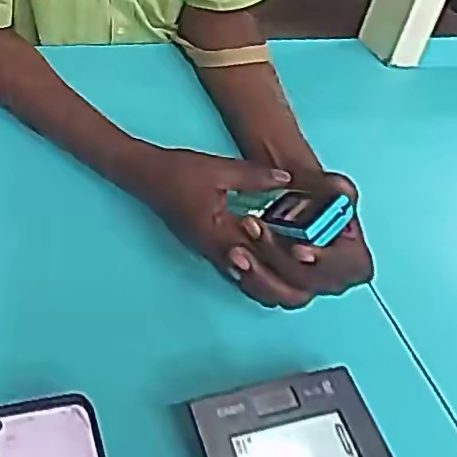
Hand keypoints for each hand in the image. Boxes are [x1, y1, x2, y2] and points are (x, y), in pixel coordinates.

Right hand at [121, 145, 317, 307]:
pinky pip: (237, 271)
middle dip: (285, 287)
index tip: (311, 257)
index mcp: (219, 234)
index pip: (261, 261)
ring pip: (247, 283)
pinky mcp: (207, 248)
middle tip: (312, 279)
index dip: (287, 262)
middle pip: (256, 284)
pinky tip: (270, 259)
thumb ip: (254, 176)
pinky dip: (257, 271)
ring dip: (272, 282)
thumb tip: (286, 179)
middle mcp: (215, 251)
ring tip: (297, 273)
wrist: (144, 175)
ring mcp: (209, 253)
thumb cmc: (177, 172)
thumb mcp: (218, 169)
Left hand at [233, 171, 373, 300]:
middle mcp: (328, 273)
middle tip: (254, 228)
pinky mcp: (275, 280)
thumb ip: (332, 186)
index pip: (351, 268)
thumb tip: (340, 193)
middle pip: (309, 282)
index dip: (327, 262)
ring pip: (284, 294)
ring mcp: (301, 280)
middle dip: (279, 258)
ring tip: (236, 249)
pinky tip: (232, 255)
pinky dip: (246, 277)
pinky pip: (263, 291)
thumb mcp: (322, 179)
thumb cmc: (306, 186)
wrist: (284, 190)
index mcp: (350, 252)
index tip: (299, 249)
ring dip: (259, 273)